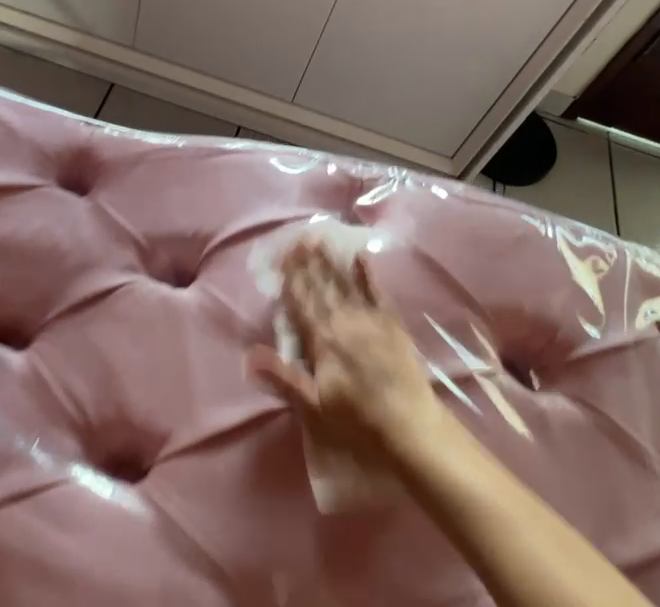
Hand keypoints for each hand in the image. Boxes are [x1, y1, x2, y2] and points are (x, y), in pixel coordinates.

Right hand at [248, 239, 446, 463]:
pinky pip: (376, 291)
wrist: (410, 422)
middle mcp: (345, 321)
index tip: (283, 255)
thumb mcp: (315, 405)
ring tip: (321, 239)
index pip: (302, 302)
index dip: (292, 278)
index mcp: (323, 340)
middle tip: (300, 236)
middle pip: (322, 286)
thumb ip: (283, 378)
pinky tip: (361, 256)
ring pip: (345, 283)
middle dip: (309, 261)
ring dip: (332, 261)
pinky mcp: (392, 323)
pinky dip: (367, 273)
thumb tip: (249, 356)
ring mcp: (371, 319)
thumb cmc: (358, 417)